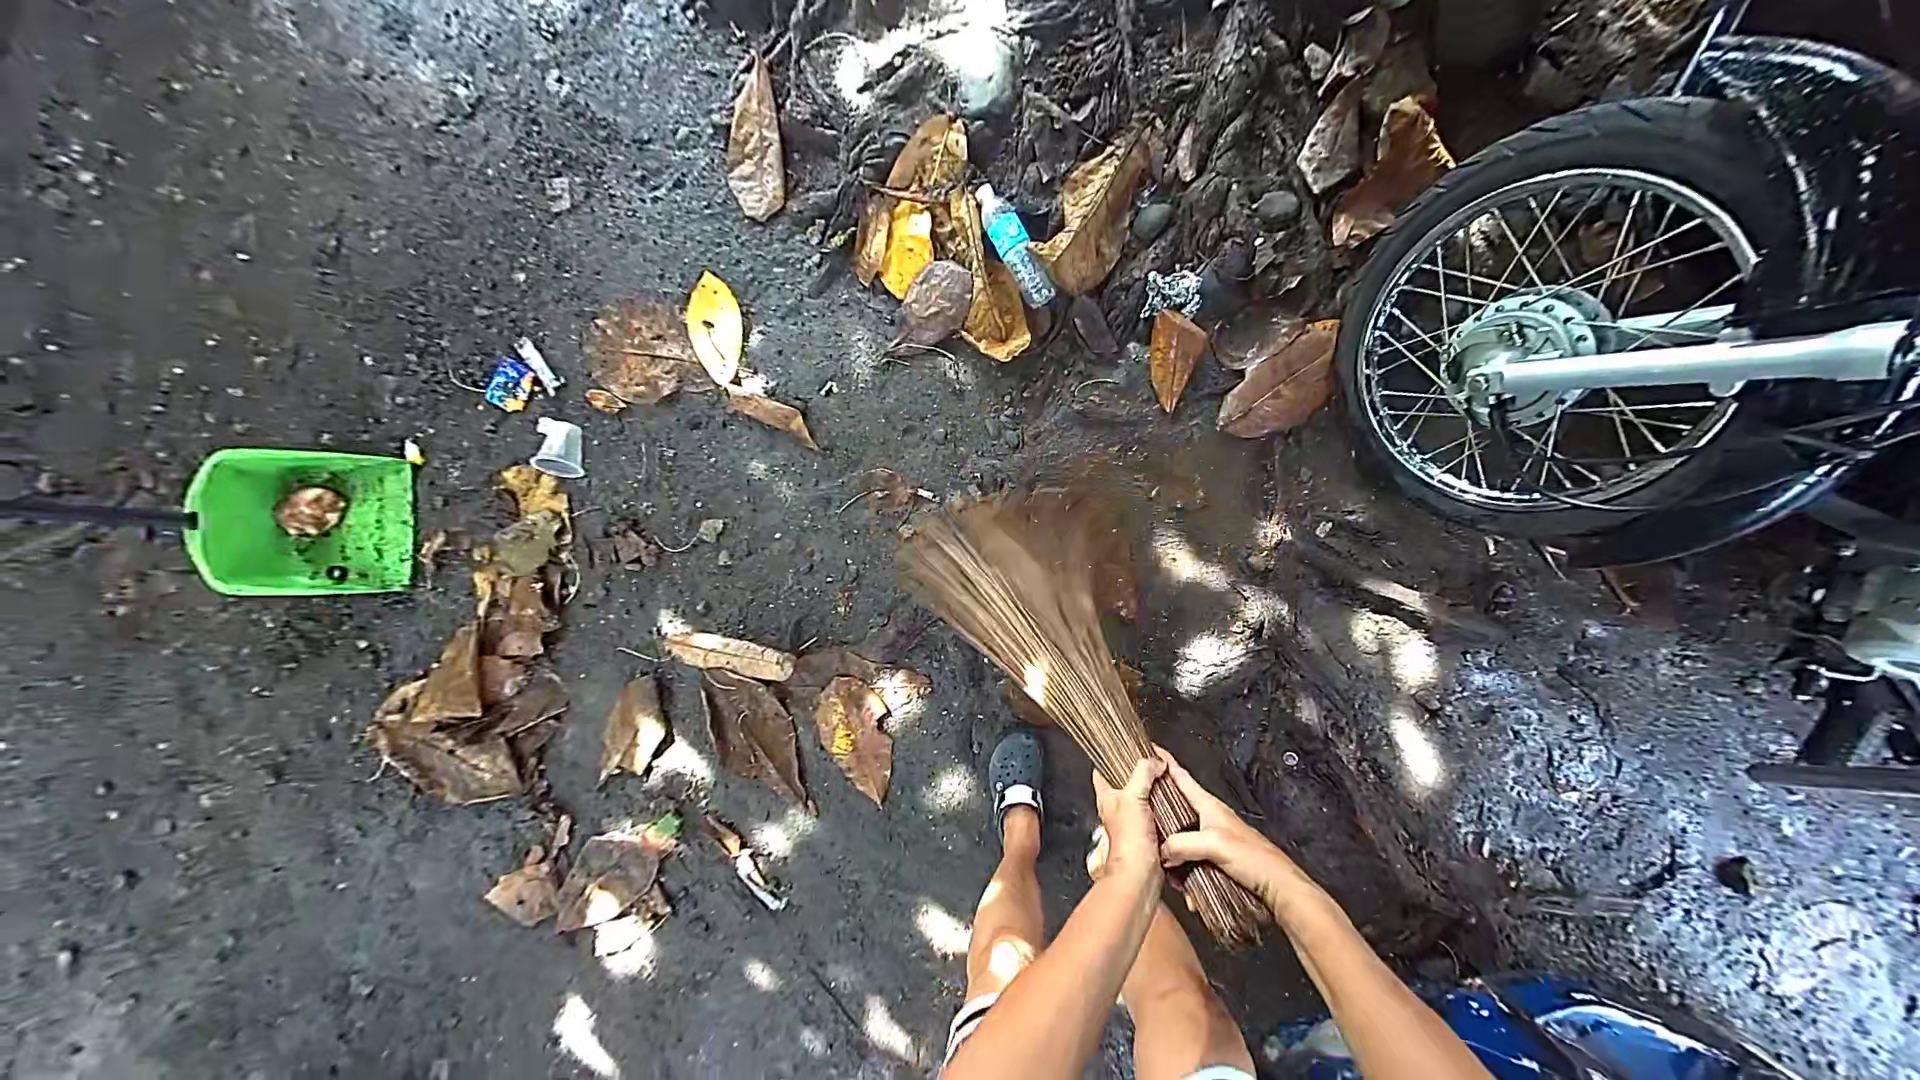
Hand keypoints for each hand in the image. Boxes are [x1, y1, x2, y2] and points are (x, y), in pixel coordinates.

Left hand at [1091, 755, 1165, 887]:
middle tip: (1152, 763)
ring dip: (1152, 791)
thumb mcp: (1134, 796)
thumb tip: (1154, 761)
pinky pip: (1153, 815)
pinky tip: (1172, 805)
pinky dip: (1162, 808)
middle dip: (1137, 773)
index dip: (1110, 757)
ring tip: (1165, 780)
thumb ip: (1143, 773)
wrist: (1140, 875)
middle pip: (1123, 783)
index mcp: (1107, 796)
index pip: (1102, 770)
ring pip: (1140, 799)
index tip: (1124, 748)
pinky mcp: (1145, 834)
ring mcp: (1130, 822)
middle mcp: (1116, 808)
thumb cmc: (1129, 840)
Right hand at [1156, 749, 1317, 914]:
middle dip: (1158, 816)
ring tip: (1168, 871)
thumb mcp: (1212, 844)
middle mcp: (1207, 817)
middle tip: (1142, 822)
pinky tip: (1187, 890)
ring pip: (1180, 838)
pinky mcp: (1215, 857)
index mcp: (1207, 805)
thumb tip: (1162, 851)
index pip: (1181, 776)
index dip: (1164, 761)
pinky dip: (1186, 873)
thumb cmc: (1254, 858)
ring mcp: (1211, 837)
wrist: (1279, 886)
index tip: (1149, 750)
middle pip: (1174, 808)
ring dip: (1172, 855)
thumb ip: (1181, 843)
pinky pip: (1191, 860)